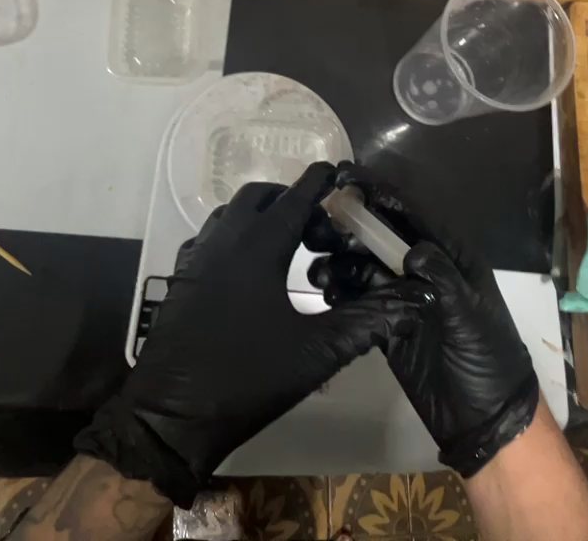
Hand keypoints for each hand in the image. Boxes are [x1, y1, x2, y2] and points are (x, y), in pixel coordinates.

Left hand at [76, 163, 429, 504]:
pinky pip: (211, 235)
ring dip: (260, 213)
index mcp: (260, 246)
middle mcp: (226, 239)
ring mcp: (198, 255)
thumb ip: (368, 322)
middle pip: (260, 196)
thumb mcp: (317, 352)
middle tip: (318, 221)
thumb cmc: (248, 378)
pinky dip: (234, 234)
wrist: (172, 415)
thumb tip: (416, 301)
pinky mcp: (182, 275)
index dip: (319, 182)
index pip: (296, 197)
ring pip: (231, 212)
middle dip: (290, 197)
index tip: (338, 172)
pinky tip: (249, 266)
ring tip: (288, 240)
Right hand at [309, 166, 539, 476]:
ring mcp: (403, 294)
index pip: (412, 212)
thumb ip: (443, 279)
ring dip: (340, 261)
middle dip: (351, 225)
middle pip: (382, 233)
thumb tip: (412, 248)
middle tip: (317, 227)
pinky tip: (326, 293)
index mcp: (450, 254)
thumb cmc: (487, 358)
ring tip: (317, 270)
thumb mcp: (471, 316)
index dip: (380, 192)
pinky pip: (359, 297)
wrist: (484, 418)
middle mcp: (423, 266)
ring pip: (365, 264)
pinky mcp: (386, 321)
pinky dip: (341, 291)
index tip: (345, 179)